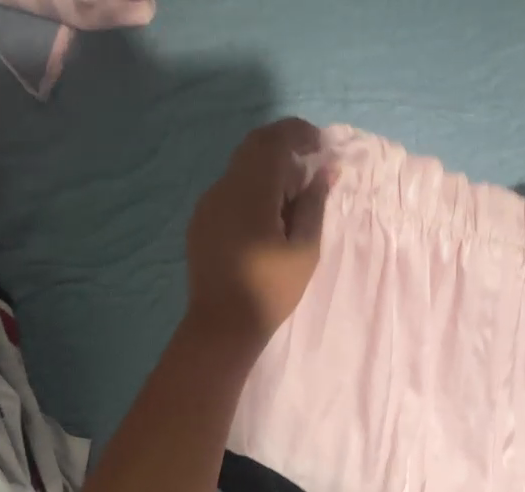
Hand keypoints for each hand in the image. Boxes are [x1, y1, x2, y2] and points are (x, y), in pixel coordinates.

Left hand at [183, 118, 332, 348]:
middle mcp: (224, 187)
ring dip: (267, 169)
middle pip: (254, 147)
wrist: (221, 325)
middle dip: (283, 146)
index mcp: (251, 191)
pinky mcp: (200, 221)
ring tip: (291, 196)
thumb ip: (314, 205)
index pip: (274, 140)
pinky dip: (251, 189)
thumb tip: (324, 171)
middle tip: (309, 163)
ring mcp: (207, 203)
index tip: (320, 144)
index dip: (299, 133)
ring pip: (240, 168)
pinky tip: (265, 217)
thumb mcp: (304, 250)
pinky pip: (228, 191)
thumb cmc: (271, 291)